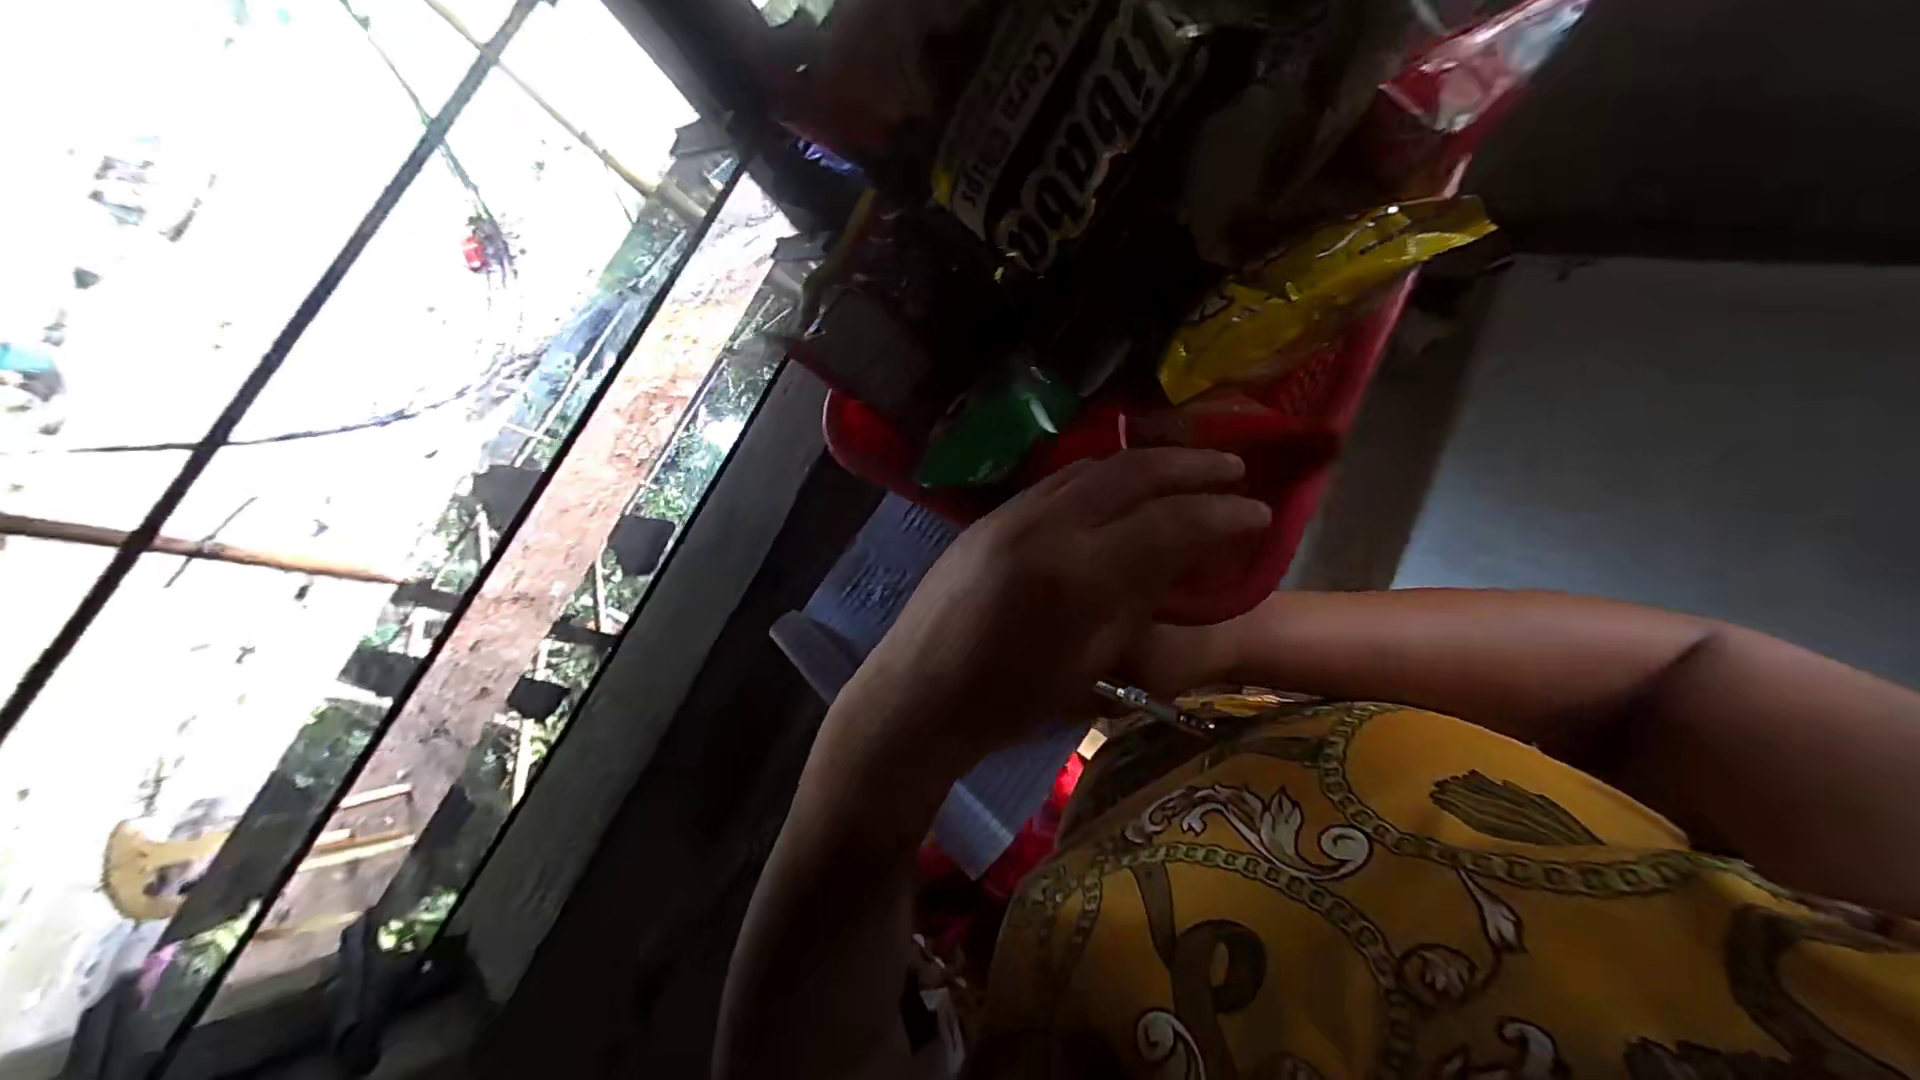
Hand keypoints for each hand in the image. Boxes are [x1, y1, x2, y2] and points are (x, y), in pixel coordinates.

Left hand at [834, 448, 1272, 772]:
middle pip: (1131, 474)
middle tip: (1234, 469)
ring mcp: (1011, 513)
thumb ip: (1137, 603)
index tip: (1257, 513)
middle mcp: (1045, 526)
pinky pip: (1058, 480)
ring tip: (1185, 464)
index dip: (1221, 515)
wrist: (918, 694)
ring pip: (1092, 468)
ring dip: (1145, 461)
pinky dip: (1102, 474)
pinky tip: (1120, 481)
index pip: (1168, 523)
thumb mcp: (1088, 665)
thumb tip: (1180, 558)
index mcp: (1076, 574)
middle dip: (1190, 467)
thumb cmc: (1006, 702)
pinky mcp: (990, 516)